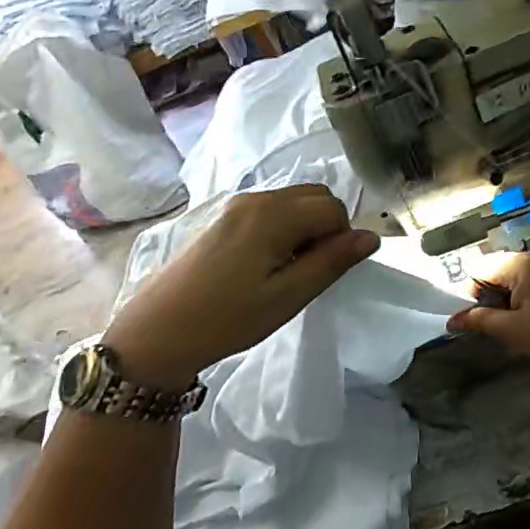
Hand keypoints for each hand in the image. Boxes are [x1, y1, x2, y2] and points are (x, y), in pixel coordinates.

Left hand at [104, 185, 379, 388]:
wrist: (158, 332)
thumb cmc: (228, 318)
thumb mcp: (289, 296)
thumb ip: (332, 261)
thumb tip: (371, 236)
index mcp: (272, 214)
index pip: (333, 209)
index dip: (340, 239)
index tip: (321, 273)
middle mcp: (255, 199)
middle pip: (316, 196)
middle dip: (326, 228)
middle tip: (308, 271)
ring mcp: (236, 206)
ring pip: (295, 202)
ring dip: (306, 229)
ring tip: (287, 271)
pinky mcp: (224, 219)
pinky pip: (272, 211)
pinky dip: (284, 230)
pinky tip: (266, 266)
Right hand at [446, 252, 529, 386]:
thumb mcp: (513, 331)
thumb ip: (479, 321)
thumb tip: (451, 320)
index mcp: (521, 262)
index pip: (478, 269)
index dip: (467, 295)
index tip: (467, 322)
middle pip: (496, 274)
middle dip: (487, 300)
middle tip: (488, 330)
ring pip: (514, 284)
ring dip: (505, 306)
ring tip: (509, 332)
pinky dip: (523, 306)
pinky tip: (529, 329)